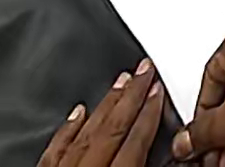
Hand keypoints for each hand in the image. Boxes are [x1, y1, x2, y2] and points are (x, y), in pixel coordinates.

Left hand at [38, 60, 166, 166]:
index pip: (135, 143)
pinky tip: (77, 112)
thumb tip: (171, 156)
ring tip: (121, 80)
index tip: (158, 89)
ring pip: (85, 134)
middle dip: (132, 96)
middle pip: (112, 129)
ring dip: (106, 105)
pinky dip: (67, 130)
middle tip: (145, 68)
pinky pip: (53, 152)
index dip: (150, 114)